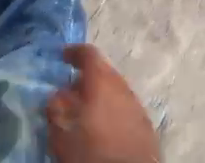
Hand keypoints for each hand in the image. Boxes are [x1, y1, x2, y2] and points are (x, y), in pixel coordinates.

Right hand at [45, 45, 159, 162]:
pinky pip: (127, 109)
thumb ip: (56, 106)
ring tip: (88, 111)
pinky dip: (115, 111)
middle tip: (72, 90)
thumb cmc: (92, 153)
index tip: (62, 57)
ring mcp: (139, 108)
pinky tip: (106, 127)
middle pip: (105, 72)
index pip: (89, 53)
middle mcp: (123, 88)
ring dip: (102, 95)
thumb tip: (59, 94)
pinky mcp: (148, 129)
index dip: (74, 52)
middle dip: (88, 77)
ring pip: (118, 91)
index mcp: (102, 81)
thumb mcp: (61, 131)